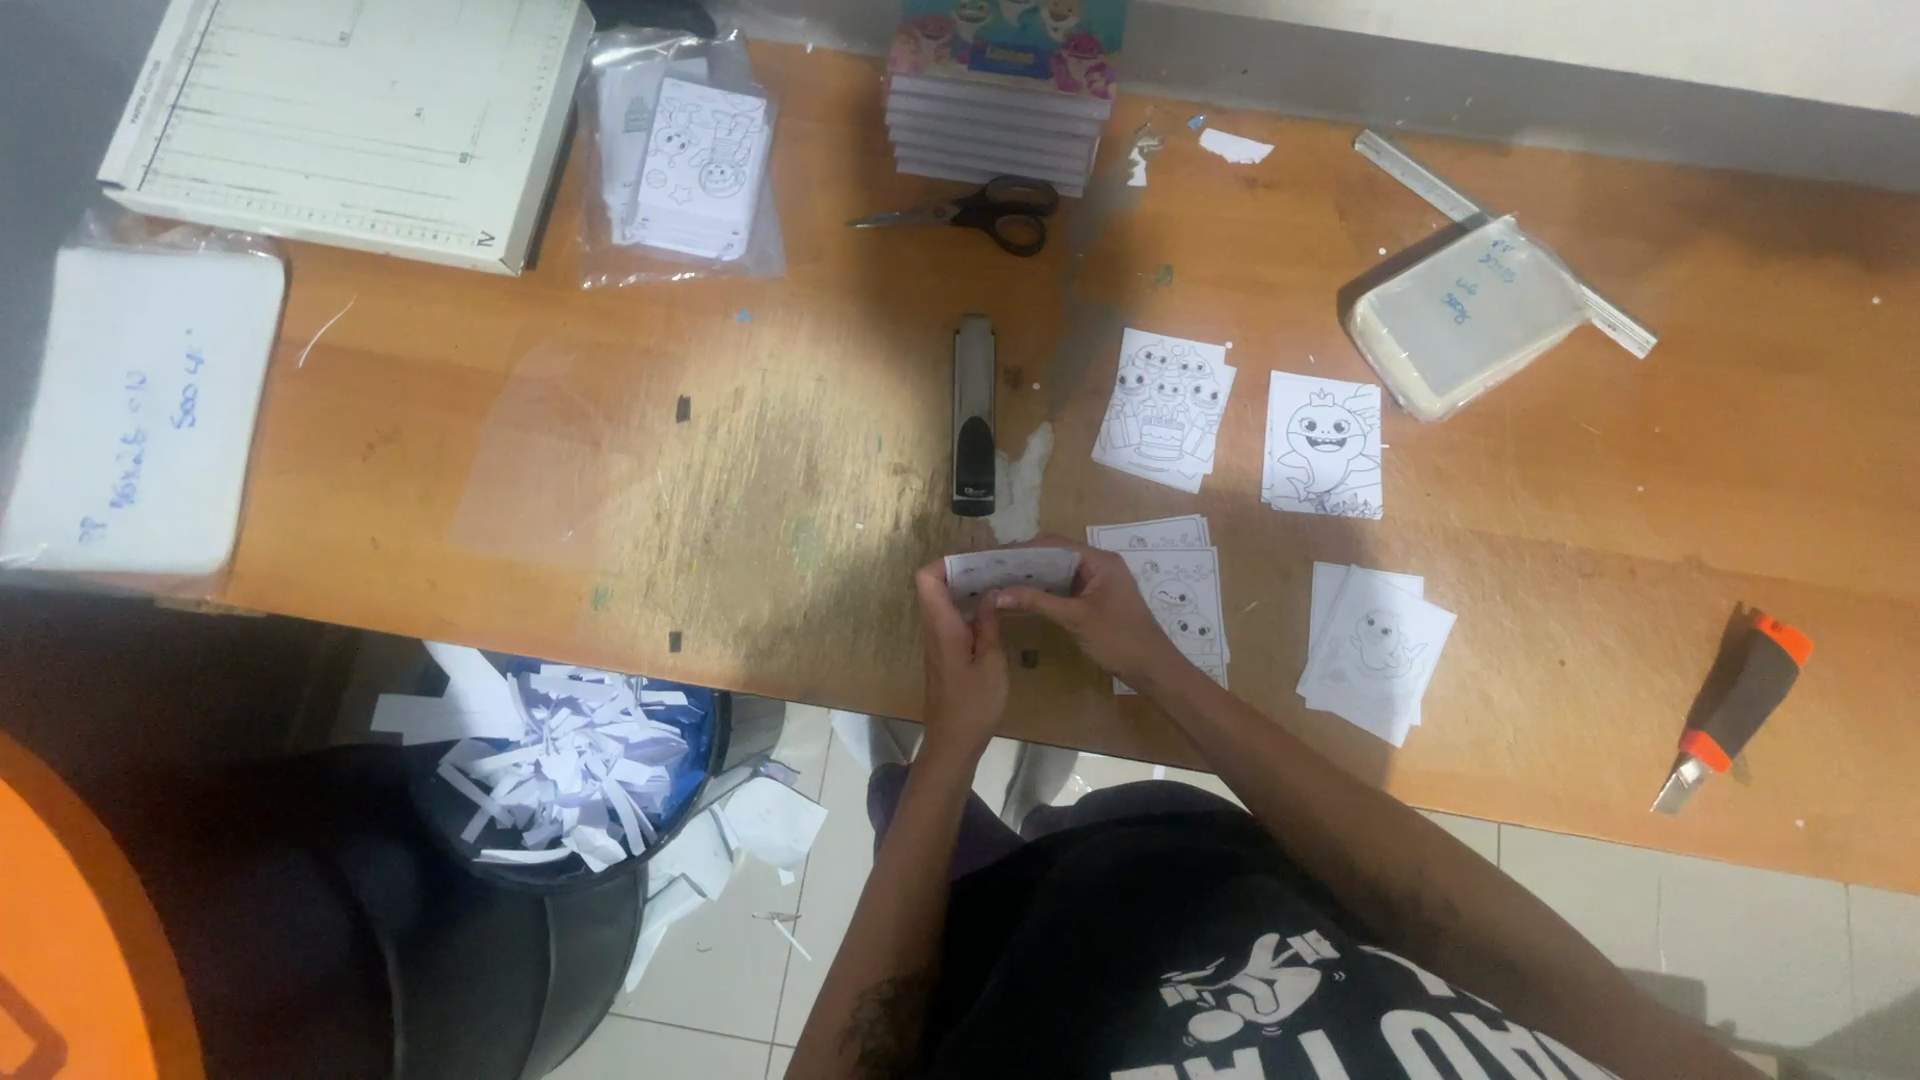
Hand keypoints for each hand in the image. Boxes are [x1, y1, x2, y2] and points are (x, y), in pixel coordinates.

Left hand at [913, 559, 1009, 759]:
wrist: (953, 741)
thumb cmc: (974, 703)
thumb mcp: (992, 662)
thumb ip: (988, 624)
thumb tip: (989, 592)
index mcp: (942, 626)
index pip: (926, 579)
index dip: (945, 563)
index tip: (977, 562)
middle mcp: (933, 629)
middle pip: (934, 587)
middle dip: (962, 573)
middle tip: (996, 570)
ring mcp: (936, 642)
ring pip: (943, 603)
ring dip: (966, 591)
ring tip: (999, 585)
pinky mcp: (944, 654)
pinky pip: (950, 619)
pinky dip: (968, 609)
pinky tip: (994, 613)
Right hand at [994, 537, 1186, 686]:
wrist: (1151, 667)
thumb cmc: (1118, 639)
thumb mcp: (1075, 618)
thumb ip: (1037, 602)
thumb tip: (999, 594)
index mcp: (1100, 561)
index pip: (1056, 545)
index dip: (1025, 549)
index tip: (998, 558)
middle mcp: (1100, 564)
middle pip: (1056, 554)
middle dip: (1026, 562)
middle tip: (995, 570)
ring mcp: (1098, 581)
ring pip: (1060, 571)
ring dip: (1034, 577)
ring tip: (1003, 581)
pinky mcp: (1095, 597)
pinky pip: (1066, 586)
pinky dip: (1046, 590)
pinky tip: (1024, 597)